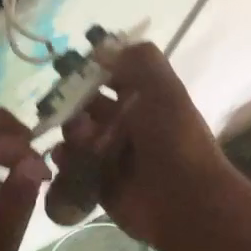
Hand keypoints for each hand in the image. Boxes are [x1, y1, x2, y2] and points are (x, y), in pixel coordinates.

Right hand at [52, 42, 243, 246]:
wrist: (185, 200)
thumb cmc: (173, 139)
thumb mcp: (163, 88)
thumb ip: (136, 60)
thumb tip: (100, 49)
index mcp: (145, 99)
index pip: (110, 76)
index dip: (90, 71)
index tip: (71, 70)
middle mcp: (127, 124)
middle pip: (86, 105)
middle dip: (72, 102)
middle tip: (66, 107)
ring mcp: (112, 155)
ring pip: (76, 134)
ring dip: (70, 131)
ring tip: (77, 139)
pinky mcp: (99, 183)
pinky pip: (72, 166)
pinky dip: (65, 161)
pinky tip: (65, 158)